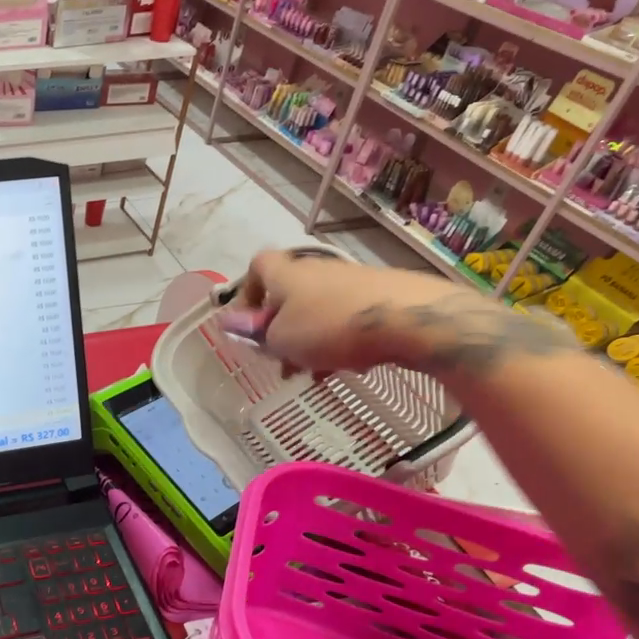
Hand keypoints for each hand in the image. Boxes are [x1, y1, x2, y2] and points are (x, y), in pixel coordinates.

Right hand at [225, 248, 477, 374]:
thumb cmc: (330, 326)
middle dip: (282, 329)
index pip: (258, 266)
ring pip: (319, 311)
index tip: (249, 323)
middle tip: (282, 361)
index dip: (247, 292)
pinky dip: (341, 340)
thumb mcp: (281, 339)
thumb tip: (229, 324)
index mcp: (286, 274)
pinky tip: (349, 366)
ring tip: (315, 372)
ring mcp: (353, 281)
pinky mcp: (382, 295)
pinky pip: (348, 318)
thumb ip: (255, 334)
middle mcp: (318, 270)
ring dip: (311, 340)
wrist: (409, 317)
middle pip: (290, 295)